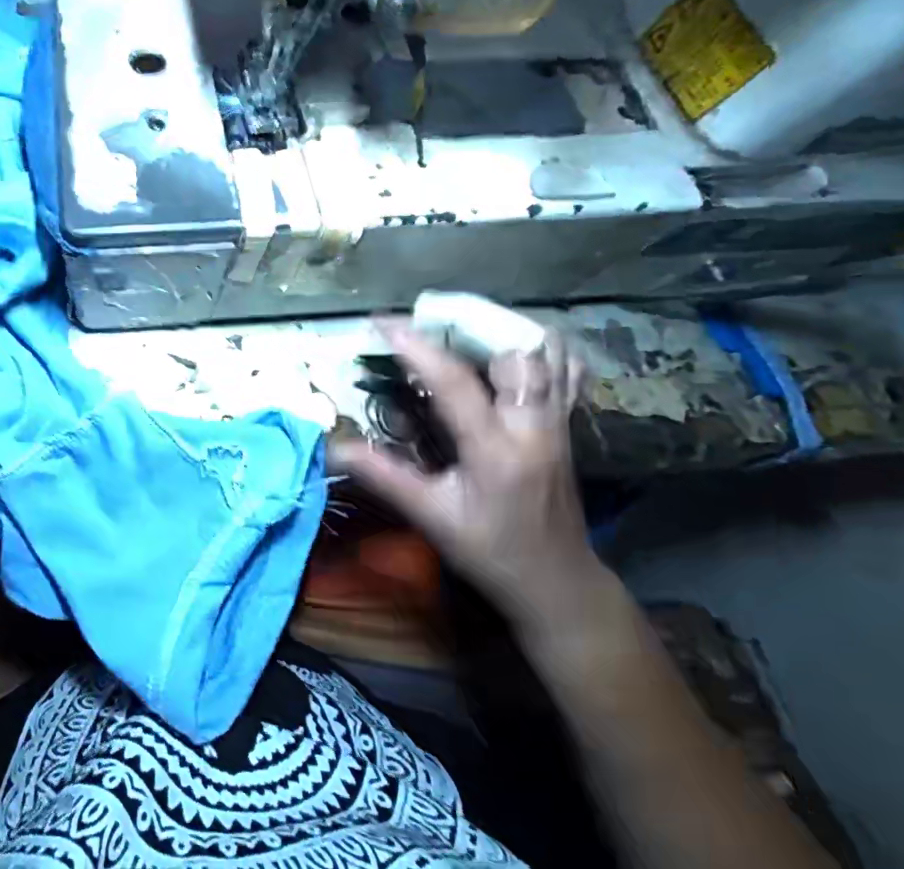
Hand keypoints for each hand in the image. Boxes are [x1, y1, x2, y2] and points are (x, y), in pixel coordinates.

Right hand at [332, 322, 600, 628]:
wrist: (557, 581)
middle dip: (471, 329)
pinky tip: (511, 351)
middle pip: (518, 353)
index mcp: (496, 451)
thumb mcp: (431, 517)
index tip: (384, 323)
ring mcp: (558, 423)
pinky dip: (541, 350)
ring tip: (465, 330)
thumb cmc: (490, 552)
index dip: (417, 347)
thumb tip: (335, 449)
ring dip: (507, 334)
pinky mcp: (568, 425)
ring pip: (550, 354)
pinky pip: (567, 371)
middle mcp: (535, 427)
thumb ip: (384, 476)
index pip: (456, 383)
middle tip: (430, 326)